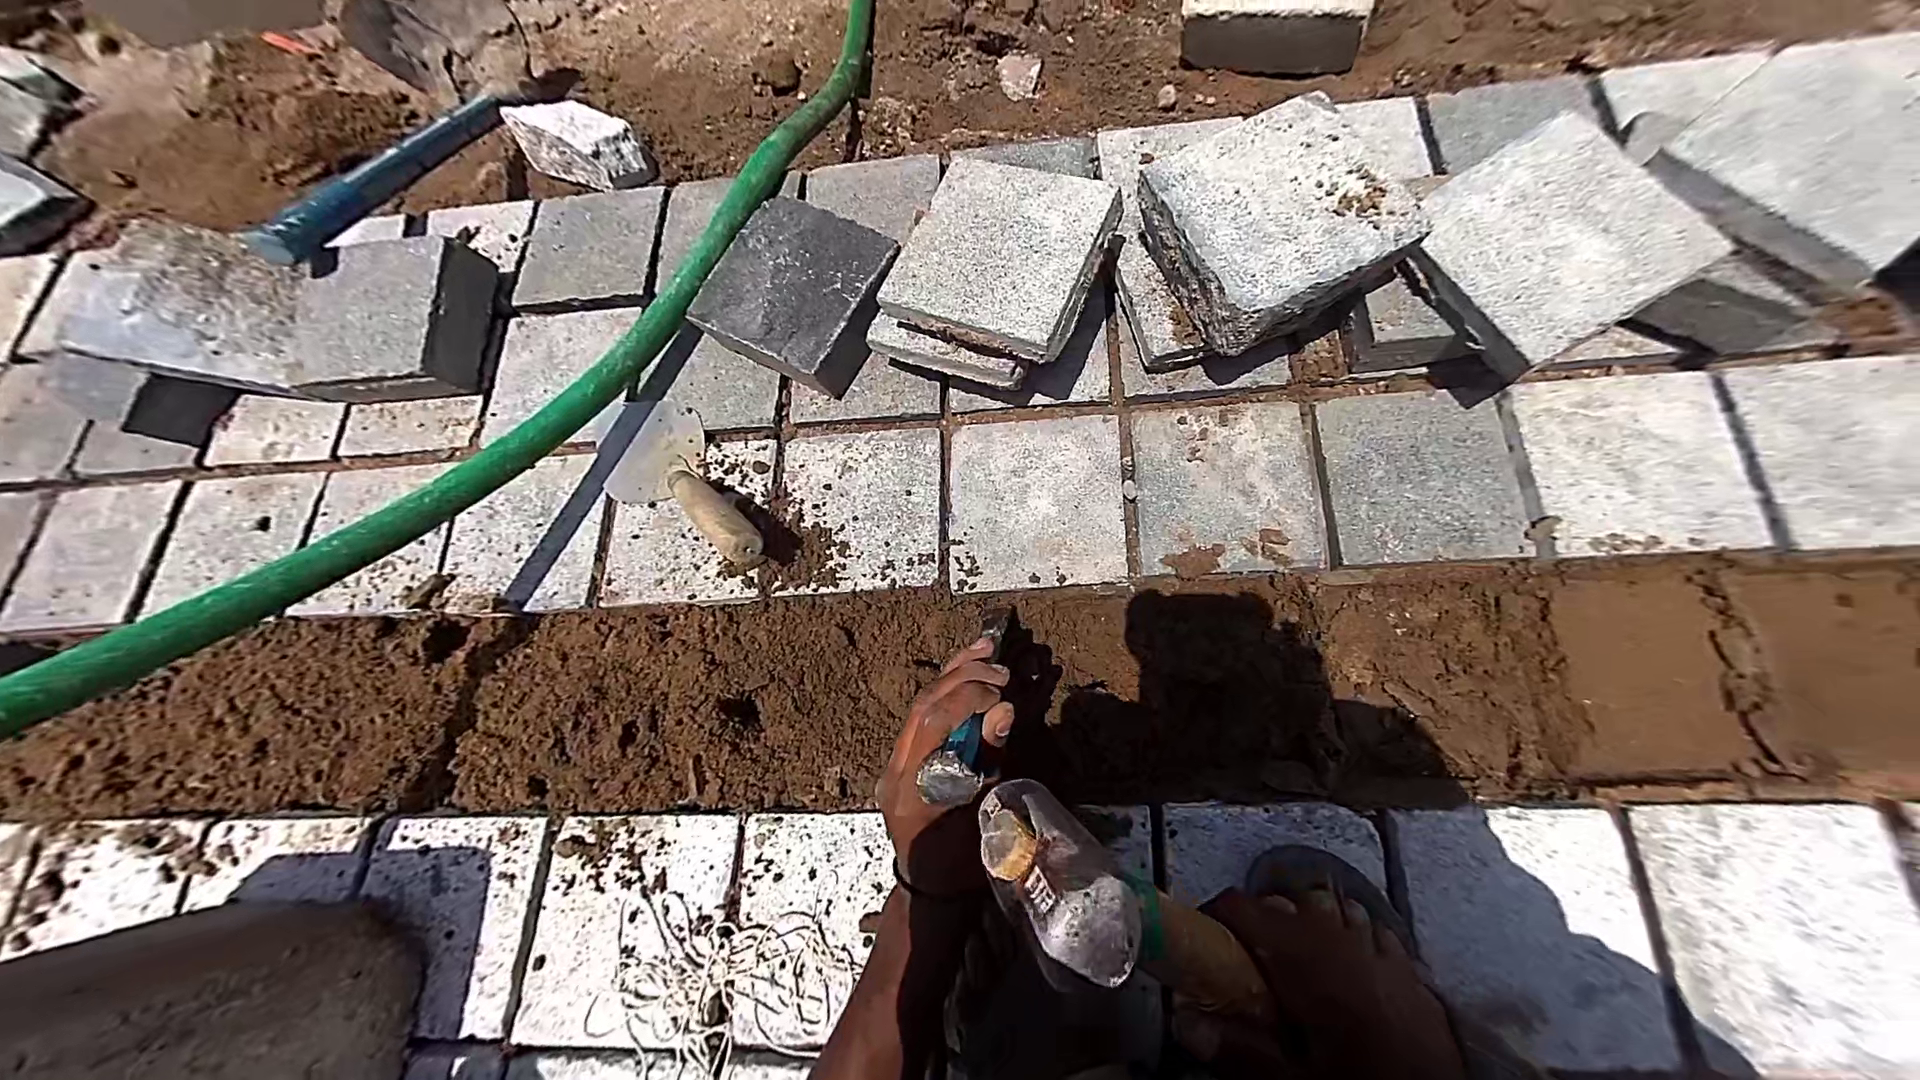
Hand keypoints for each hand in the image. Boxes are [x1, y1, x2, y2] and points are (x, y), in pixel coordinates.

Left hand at [874, 635, 1013, 895]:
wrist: (931, 893)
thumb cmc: (960, 866)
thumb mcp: (983, 819)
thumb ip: (989, 763)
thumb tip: (1003, 711)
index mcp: (909, 785)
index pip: (933, 722)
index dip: (969, 698)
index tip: (1002, 693)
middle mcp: (896, 767)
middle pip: (924, 705)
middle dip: (963, 679)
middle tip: (1000, 670)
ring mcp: (896, 762)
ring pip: (921, 704)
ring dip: (954, 674)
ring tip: (984, 648)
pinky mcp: (905, 759)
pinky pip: (924, 715)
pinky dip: (948, 690)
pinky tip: (967, 671)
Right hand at [1180, 887, 1465, 1079]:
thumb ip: (1241, 1050)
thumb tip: (1185, 1023)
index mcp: (1304, 957)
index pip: (1242, 907)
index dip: (1214, 916)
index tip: (1202, 937)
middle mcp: (1339, 939)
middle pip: (1283, 903)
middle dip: (1259, 925)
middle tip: (1245, 963)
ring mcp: (1379, 951)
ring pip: (1328, 910)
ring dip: (1306, 926)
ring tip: (1296, 963)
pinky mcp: (1411, 972)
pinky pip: (1372, 933)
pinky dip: (1352, 941)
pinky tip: (1351, 970)